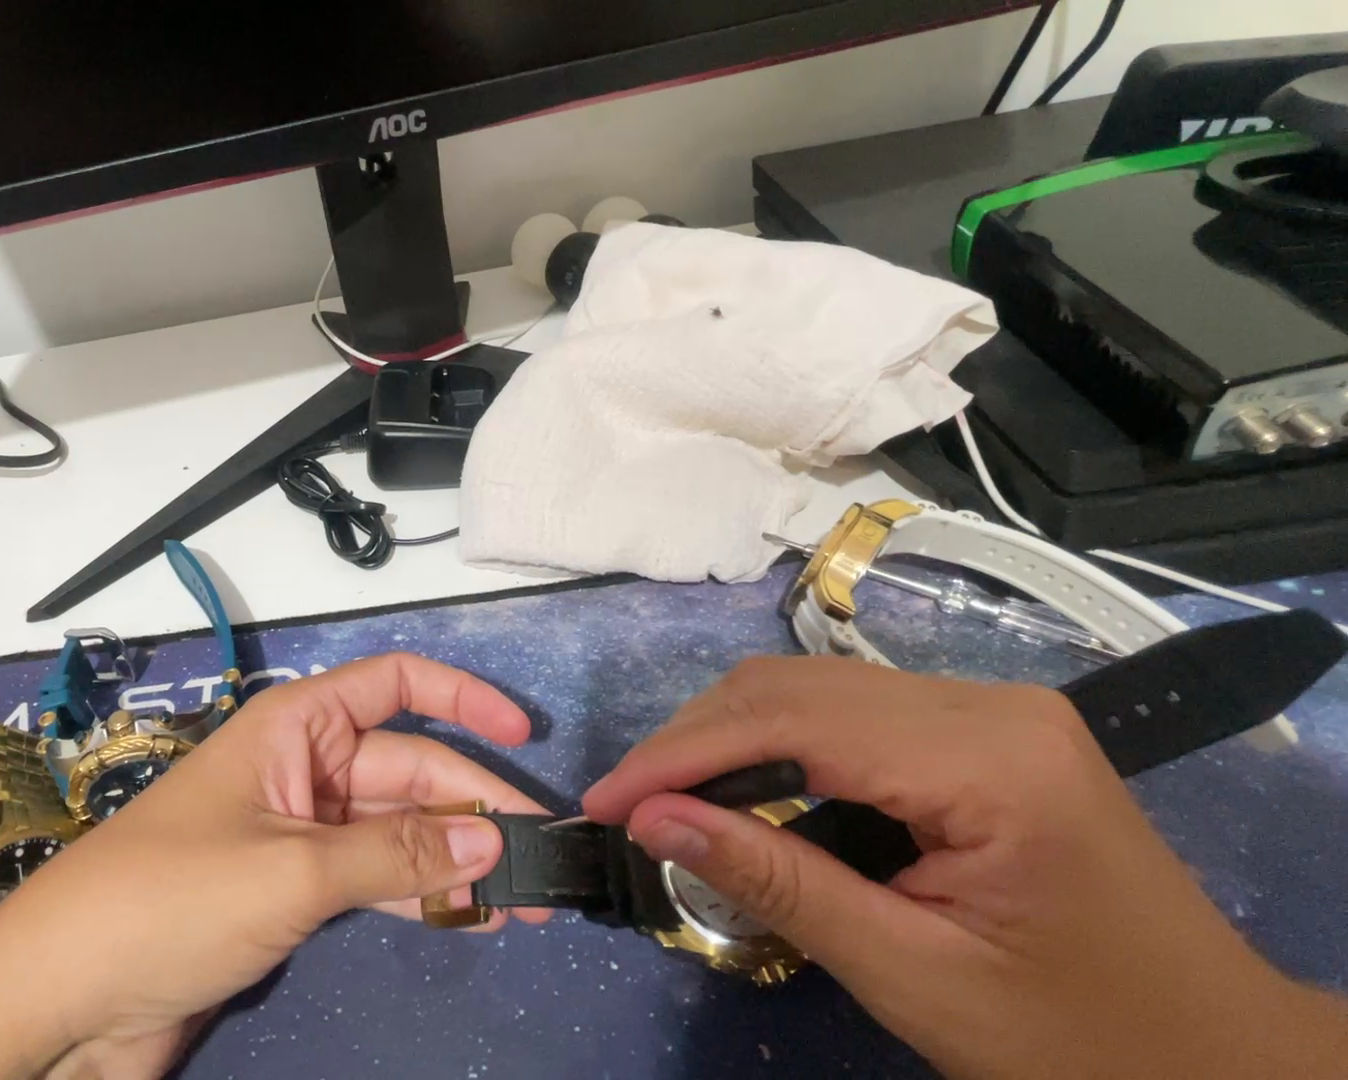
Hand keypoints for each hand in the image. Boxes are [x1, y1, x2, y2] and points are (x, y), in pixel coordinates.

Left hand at [0, 653, 547, 1079]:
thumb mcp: (292, 871)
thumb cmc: (172, 901)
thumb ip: (395, 852)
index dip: (461, 697)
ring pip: (396, 827)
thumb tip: (495, 839)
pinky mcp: (293, 889)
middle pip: (407, 767)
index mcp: (293, 726)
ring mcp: (299, 830)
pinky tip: (473, 916)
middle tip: (545, 856)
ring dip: (457, 857)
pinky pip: (373, 875)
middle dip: (473, 806)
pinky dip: (420, 893)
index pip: (393, 684)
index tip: (522, 730)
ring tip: (528, 898)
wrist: (63, 998)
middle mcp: (302, 765)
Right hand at [583, 656, 1347, 1079]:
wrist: (1222, 1063)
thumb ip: (775, 883)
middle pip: (790, 687)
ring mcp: (981, 706)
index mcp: (988, 758)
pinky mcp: (970, 726)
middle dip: (690, 741)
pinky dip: (767, 744)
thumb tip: (651, 821)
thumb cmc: (1079, 1043)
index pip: (791, 721)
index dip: (681, 754)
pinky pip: (838, 711)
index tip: (605, 801)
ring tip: (665, 797)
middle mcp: (983, 701)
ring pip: (805, 688)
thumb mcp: (913, 976)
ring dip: (720, 738)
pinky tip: (736, 787)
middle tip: (626, 803)